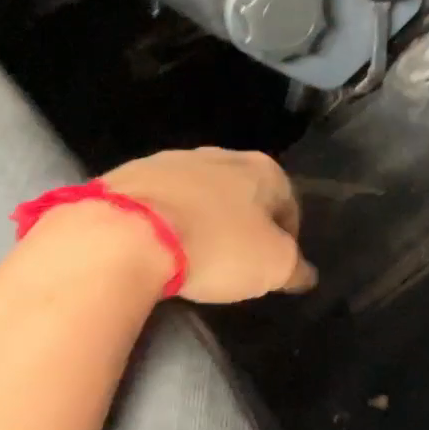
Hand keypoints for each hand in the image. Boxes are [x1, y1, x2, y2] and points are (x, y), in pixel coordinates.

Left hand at [102, 149, 316, 303]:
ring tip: (189, 258)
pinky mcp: (126, 174)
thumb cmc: (216, 246)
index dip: (286, 239)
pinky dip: (161, 222)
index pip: (289, 206)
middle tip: (231, 264)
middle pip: (242, 196)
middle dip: (241, 226)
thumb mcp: (273, 267)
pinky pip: (157, 202)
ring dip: (200, 220)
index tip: (271, 268)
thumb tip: (305, 274)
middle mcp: (220, 155)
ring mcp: (170, 160)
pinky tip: (154, 249)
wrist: (123, 235)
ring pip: (198, 195)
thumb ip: (296, 269)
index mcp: (263, 169)